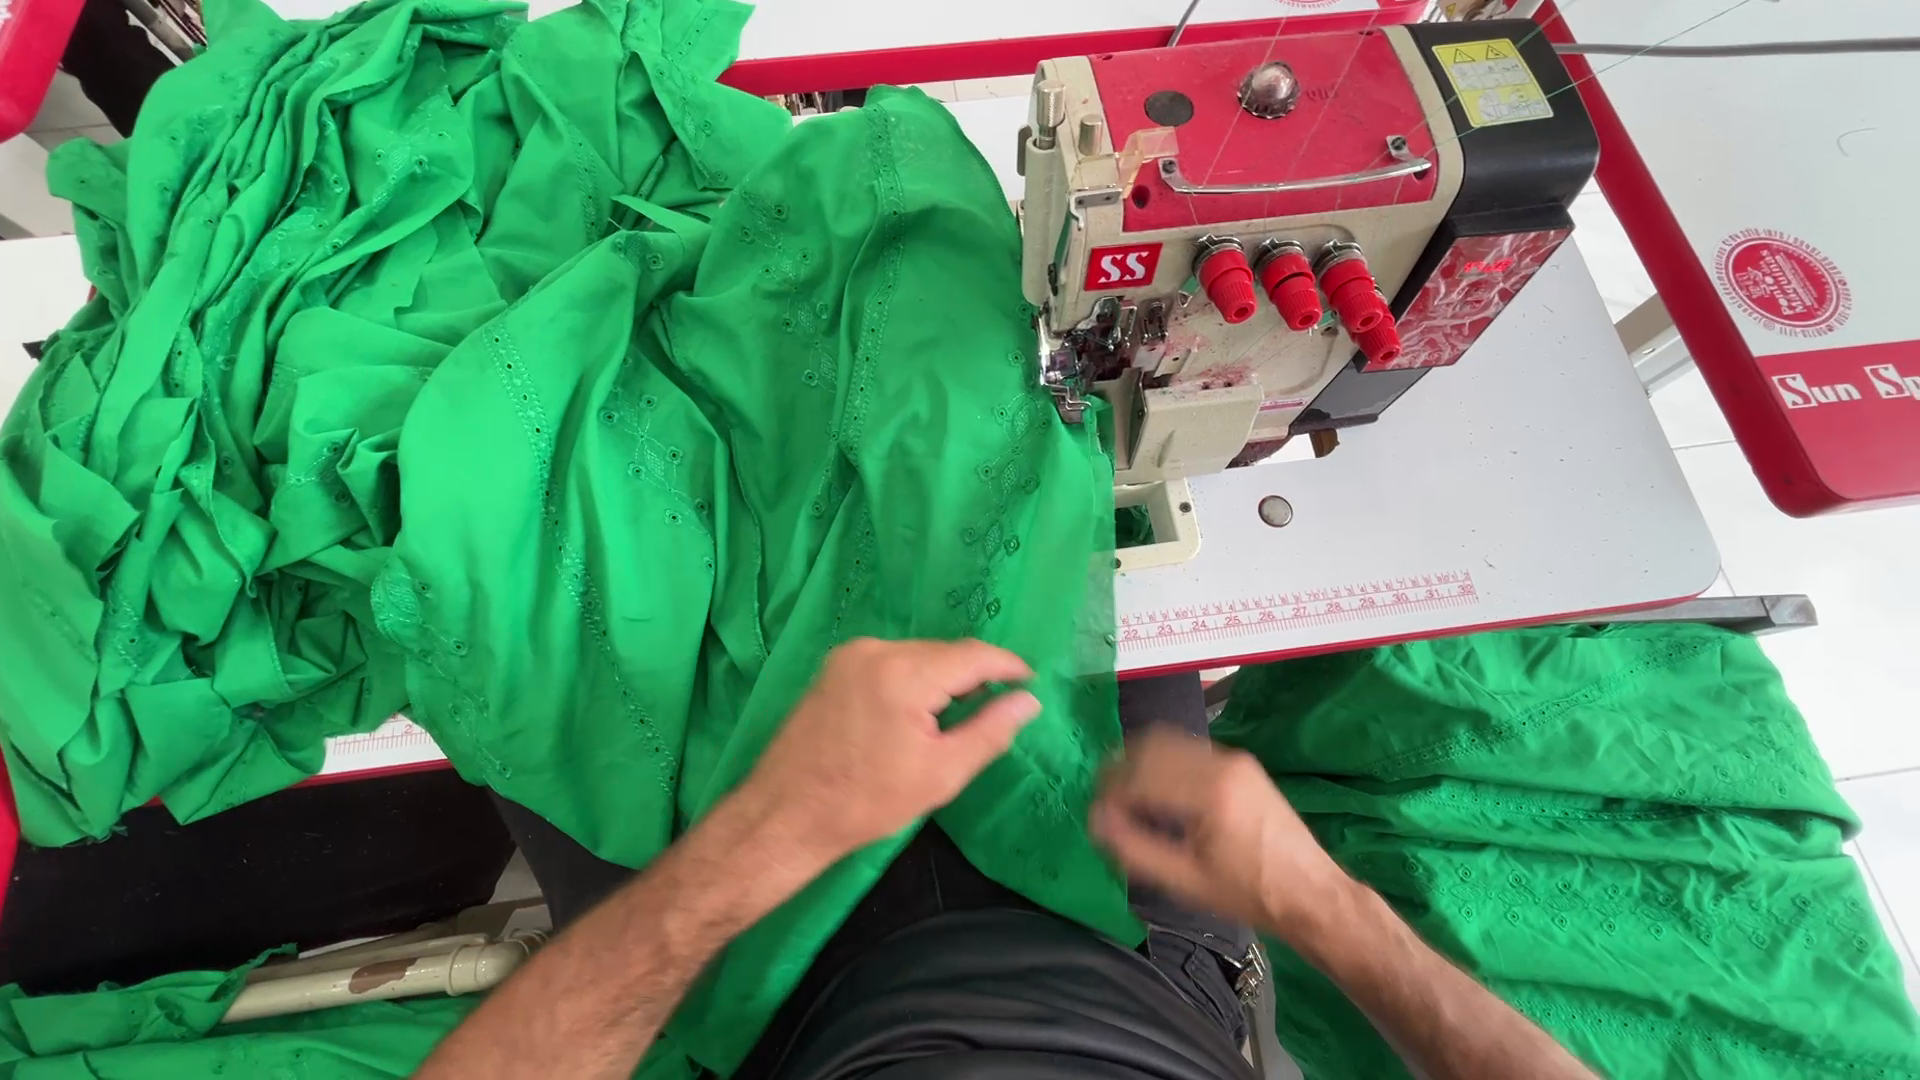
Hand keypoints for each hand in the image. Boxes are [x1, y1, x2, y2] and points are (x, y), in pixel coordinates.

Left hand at [740, 638, 1040, 866]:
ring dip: (944, 677)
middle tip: (994, 709)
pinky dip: (915, 678)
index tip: (1030, 682)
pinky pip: (892, 660)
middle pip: (944, 652)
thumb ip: (991, 731)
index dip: (1007, 666)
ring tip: (956, 715)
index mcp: (904, 673)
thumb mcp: (941, 773)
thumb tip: (1029, 700)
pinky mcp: (835, 665)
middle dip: (974, 676)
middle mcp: (876, 650)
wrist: (785, 814)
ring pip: (919, 655)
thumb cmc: (867, 802)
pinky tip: (918, 711)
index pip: (972, 654)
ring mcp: (851, 654)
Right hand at [1089, 726, 1347, 935]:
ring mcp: (1232, 758)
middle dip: (1120, 768)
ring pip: (1167, 740)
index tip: (1096, 812)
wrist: (1311, 894)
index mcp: (1210, 793)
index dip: (1109, 790)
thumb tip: (1095, 820)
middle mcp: (1221, 763)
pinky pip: (1187, 747)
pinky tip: (1156, 788)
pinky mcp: (1239, 761)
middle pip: (1150, 746)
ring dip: (1139, 760)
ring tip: (1125, 791)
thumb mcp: (1185, 882)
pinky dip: (1162, 760)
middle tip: (1104, 797)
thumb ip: (1134, 849)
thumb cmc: (1247, 894)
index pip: (1140, 774)